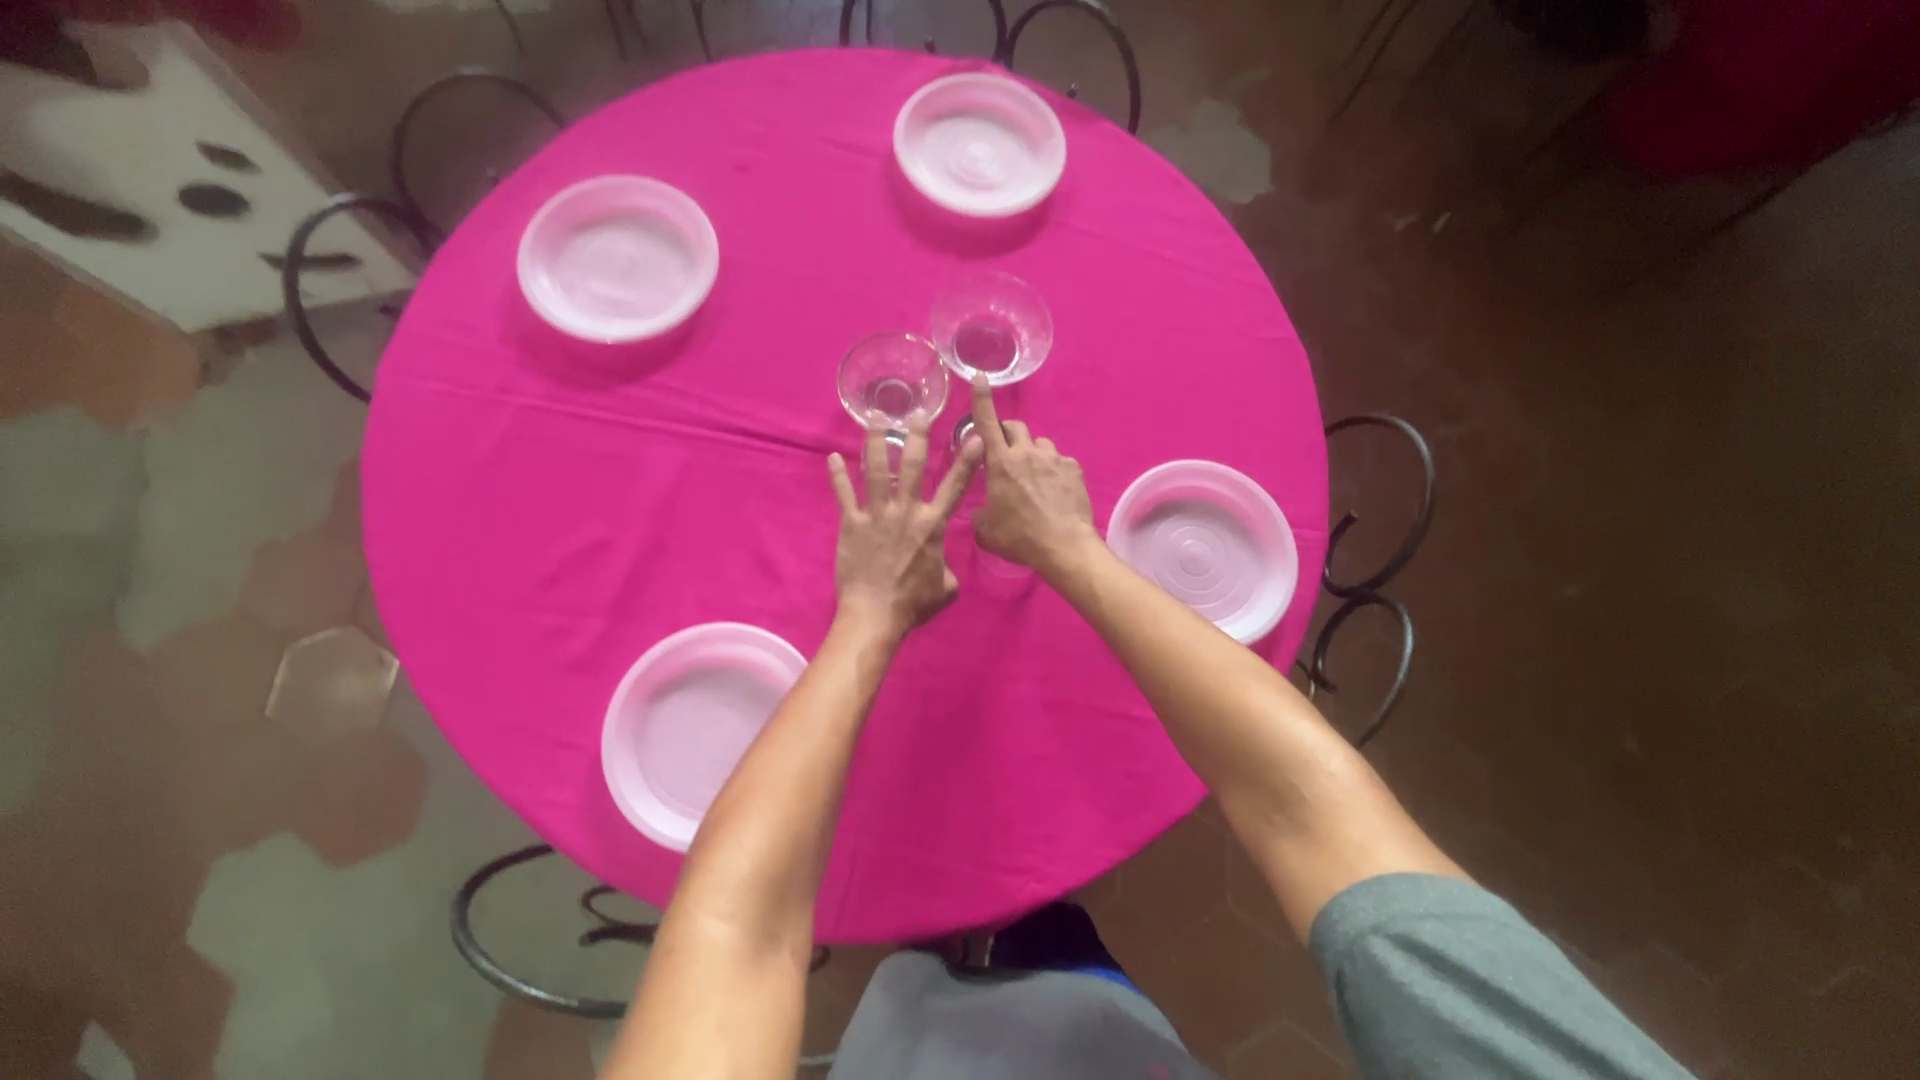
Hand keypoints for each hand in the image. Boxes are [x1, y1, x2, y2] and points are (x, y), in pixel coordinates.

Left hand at [827, 420, 982, 640]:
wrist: (875, 614)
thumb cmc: (914, 604)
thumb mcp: (947, 588)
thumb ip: (948, 568)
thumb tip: (944, 565)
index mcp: (932, 525)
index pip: (954, 486)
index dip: (967, 461)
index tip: (975, 437)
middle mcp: (905, 511)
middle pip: (913, 465)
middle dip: (917, 436)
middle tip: (918, 412)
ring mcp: (876, 515)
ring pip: (877, 470)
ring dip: (876, 442)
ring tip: (876, 418)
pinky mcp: (851, 524)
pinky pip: (844, 494)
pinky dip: (838, 476)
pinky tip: (833, 458)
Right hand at [968, 375, 1096, 576]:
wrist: (1064, 546)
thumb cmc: (1020, 538)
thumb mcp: (987, 532)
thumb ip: (980, 514)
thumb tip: (982, 512)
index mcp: (1000, 463)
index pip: (986, 422)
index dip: (981, 398)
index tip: (980, 376)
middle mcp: (1027, 453)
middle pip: (1015, 427)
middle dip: (1006, 432)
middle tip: (1004, 451)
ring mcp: (1053, 458)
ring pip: (1040, 444)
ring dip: (1033, 454)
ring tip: (1034, 477)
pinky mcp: (1074, 469)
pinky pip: (1060, 461)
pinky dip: (1054, 470)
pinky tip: (1055, 491)